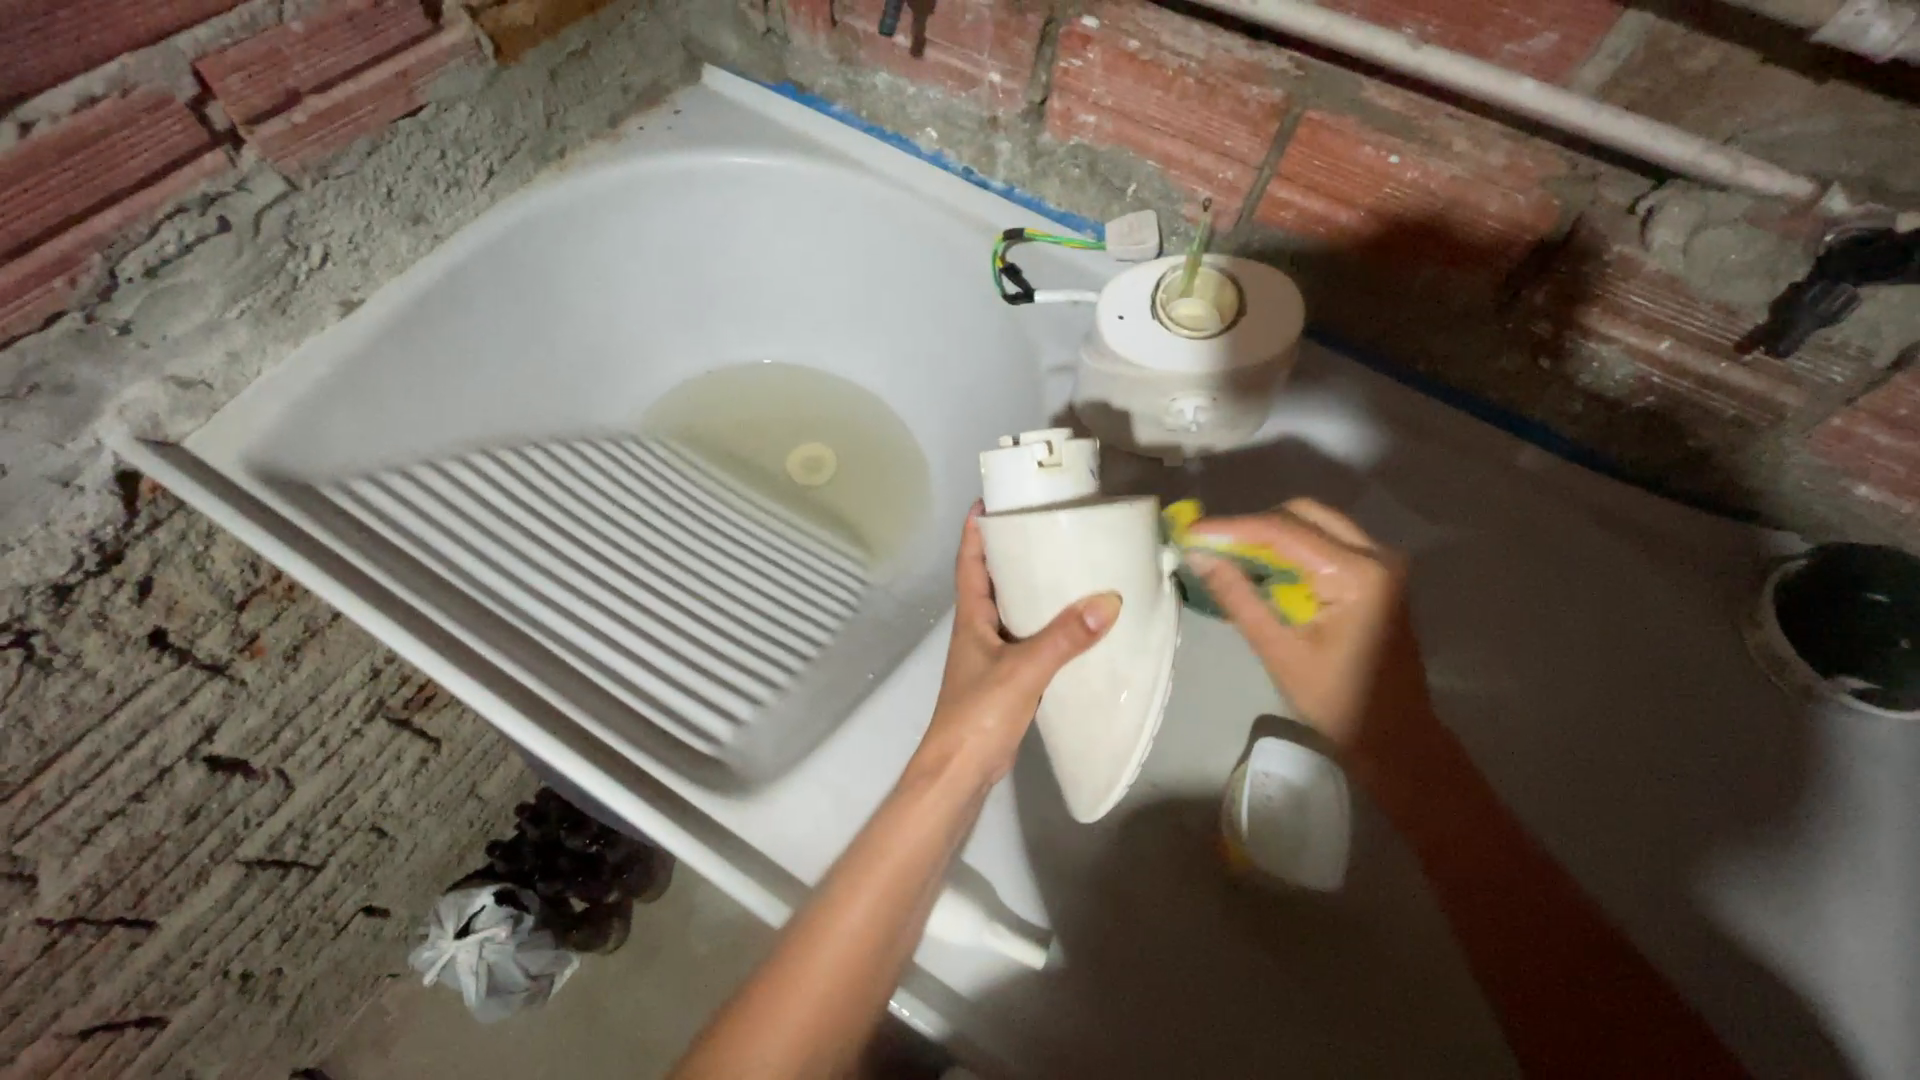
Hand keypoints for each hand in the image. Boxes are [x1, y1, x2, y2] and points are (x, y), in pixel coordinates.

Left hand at [915, 503, 1121, 786]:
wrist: (960, 772)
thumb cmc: (978, 714)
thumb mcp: (1023, 671)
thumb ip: (1064, 639)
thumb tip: (1108, 601)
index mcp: (971, 618)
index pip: (969, 563)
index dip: (975, 532)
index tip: (990, 501)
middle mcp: (978, 630)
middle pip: (992, 582)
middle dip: (1012, 554)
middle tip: (1046, 528)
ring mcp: (991, 656)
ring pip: (1013, 612)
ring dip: (1032, 591)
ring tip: (1068, 567)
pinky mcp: (1006, 680)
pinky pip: (1029, 641)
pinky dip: (1047, 628)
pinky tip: (1075, 627)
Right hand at [1185, 499, 1433, 772]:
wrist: (1396, 737)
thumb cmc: (1337, 701)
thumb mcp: (1279, 650)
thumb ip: (1238, 596)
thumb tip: (1198, 555)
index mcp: (1357, 574)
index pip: (1283, 531)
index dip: (1232, 527)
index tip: (1191, 532)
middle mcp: (1377, 555)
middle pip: (1303, 514)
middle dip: (1253, 525)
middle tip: (1212, 546)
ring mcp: (1383, 562)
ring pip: (1316, 523)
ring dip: (1272, 535)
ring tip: (1230, 556)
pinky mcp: (1379, 574)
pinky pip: (1328, 542)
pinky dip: (1292, 548)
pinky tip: (1263, 569)